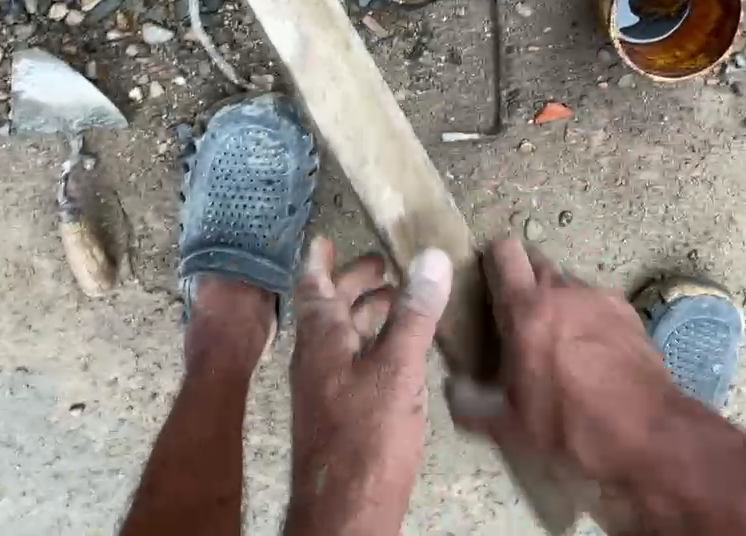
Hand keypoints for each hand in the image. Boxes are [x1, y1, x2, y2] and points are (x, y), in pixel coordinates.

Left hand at [285, 237, 452, 535]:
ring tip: (400, 299)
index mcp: (321, 336)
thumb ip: (415, 312)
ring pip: (343, 335)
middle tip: (383, 263)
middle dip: (355, 281)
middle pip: (330, 306)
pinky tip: (401, 351)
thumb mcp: (397, 366)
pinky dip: (374, 342)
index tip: (326, 238)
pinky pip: (353, 360)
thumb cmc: (366, 435)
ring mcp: (324, 387)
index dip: (320, 259)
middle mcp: (316, 357)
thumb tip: (431, 257)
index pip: (313, 284)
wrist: (344, 515)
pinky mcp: (339, 413)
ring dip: (367, 312)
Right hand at [446, 239, 685, 487]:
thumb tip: (453, 389)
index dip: (493, 257)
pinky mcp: (627, 311)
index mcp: (525, 308)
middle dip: (526, 279)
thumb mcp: (511, 425)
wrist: (647, 433)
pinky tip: (595, 348)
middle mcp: (561, 290)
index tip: (488, 275)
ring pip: (569, 282)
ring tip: (562, 337)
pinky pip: (598, 301)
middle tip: (522, 314)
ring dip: (559, 299)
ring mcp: (598, 297)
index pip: (504, 251)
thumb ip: (473, 403)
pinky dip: (590, 315)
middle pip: (536, 261)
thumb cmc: (570, 424)